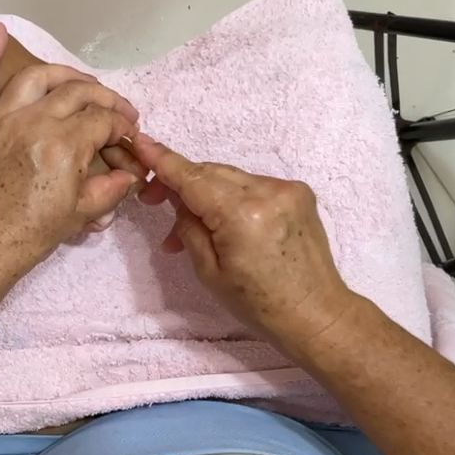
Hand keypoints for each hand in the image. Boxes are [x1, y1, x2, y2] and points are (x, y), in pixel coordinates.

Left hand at [0, 23, 140, 292]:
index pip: (103, 120)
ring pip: (38, 78)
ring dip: (64, 73)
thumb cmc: (27, 238)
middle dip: (104, 98)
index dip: (122, 125)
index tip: (129, 134)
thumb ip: (111, 189)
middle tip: (115, 111)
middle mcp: (33, 123)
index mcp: (62, 146)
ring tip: (80, 80)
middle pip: (77, 93)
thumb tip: (131, 175)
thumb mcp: (80, 215)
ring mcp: (1, 121)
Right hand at [114, 134, 357, 357]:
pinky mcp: (299, 193)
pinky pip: (252, 186)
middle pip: (211, 172)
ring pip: (231, 178)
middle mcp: (268, 191)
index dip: (163, 161)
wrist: (314, 312)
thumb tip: (178, 198)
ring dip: (206, 194)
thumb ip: (189, 226)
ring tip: (189, 227)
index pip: (193, 178)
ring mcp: (287, 189)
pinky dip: (231, 198)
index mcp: (242, 214)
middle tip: (153, 201)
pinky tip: (223, 223)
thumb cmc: (257, 303)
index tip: (141, 142)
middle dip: (181, 182)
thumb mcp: (208, 270)